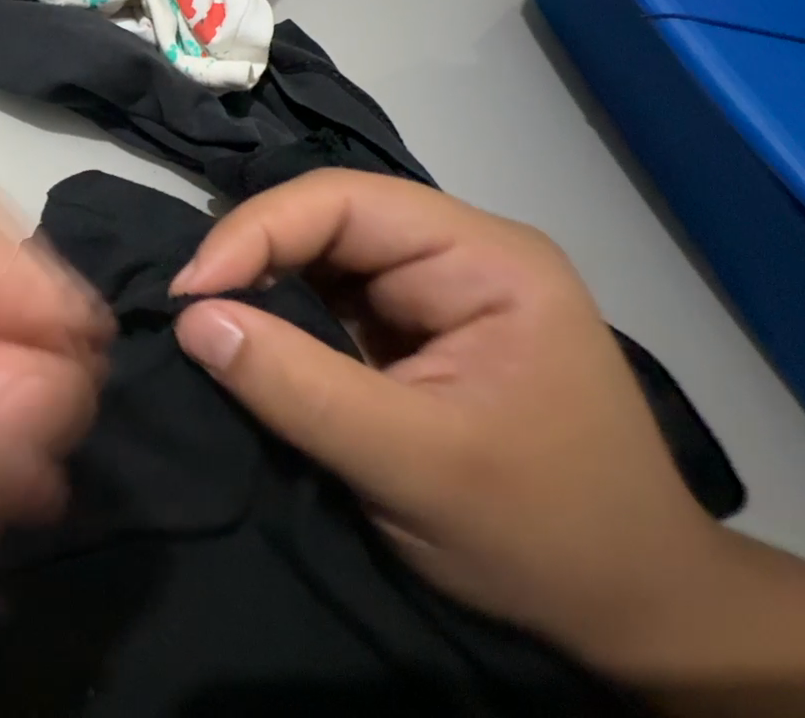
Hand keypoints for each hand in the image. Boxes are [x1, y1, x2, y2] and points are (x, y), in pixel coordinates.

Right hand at [168, 170, 804, 712]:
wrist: (618, 602)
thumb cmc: (538, 529)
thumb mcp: (412, 463)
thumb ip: (297, 386)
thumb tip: (189, 319)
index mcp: (486, 263)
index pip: (346, 203)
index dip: (256, 232)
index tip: (190, 294)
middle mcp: (455, 259)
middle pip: (325, 219)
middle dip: (249, 256)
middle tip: (187, 312)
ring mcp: (428, 294)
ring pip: (314, 257)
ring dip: (253, 284)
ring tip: (202, 323)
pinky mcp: (400, 331)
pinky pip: (317, 299)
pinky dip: (269, 315)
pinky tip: (240, 339)